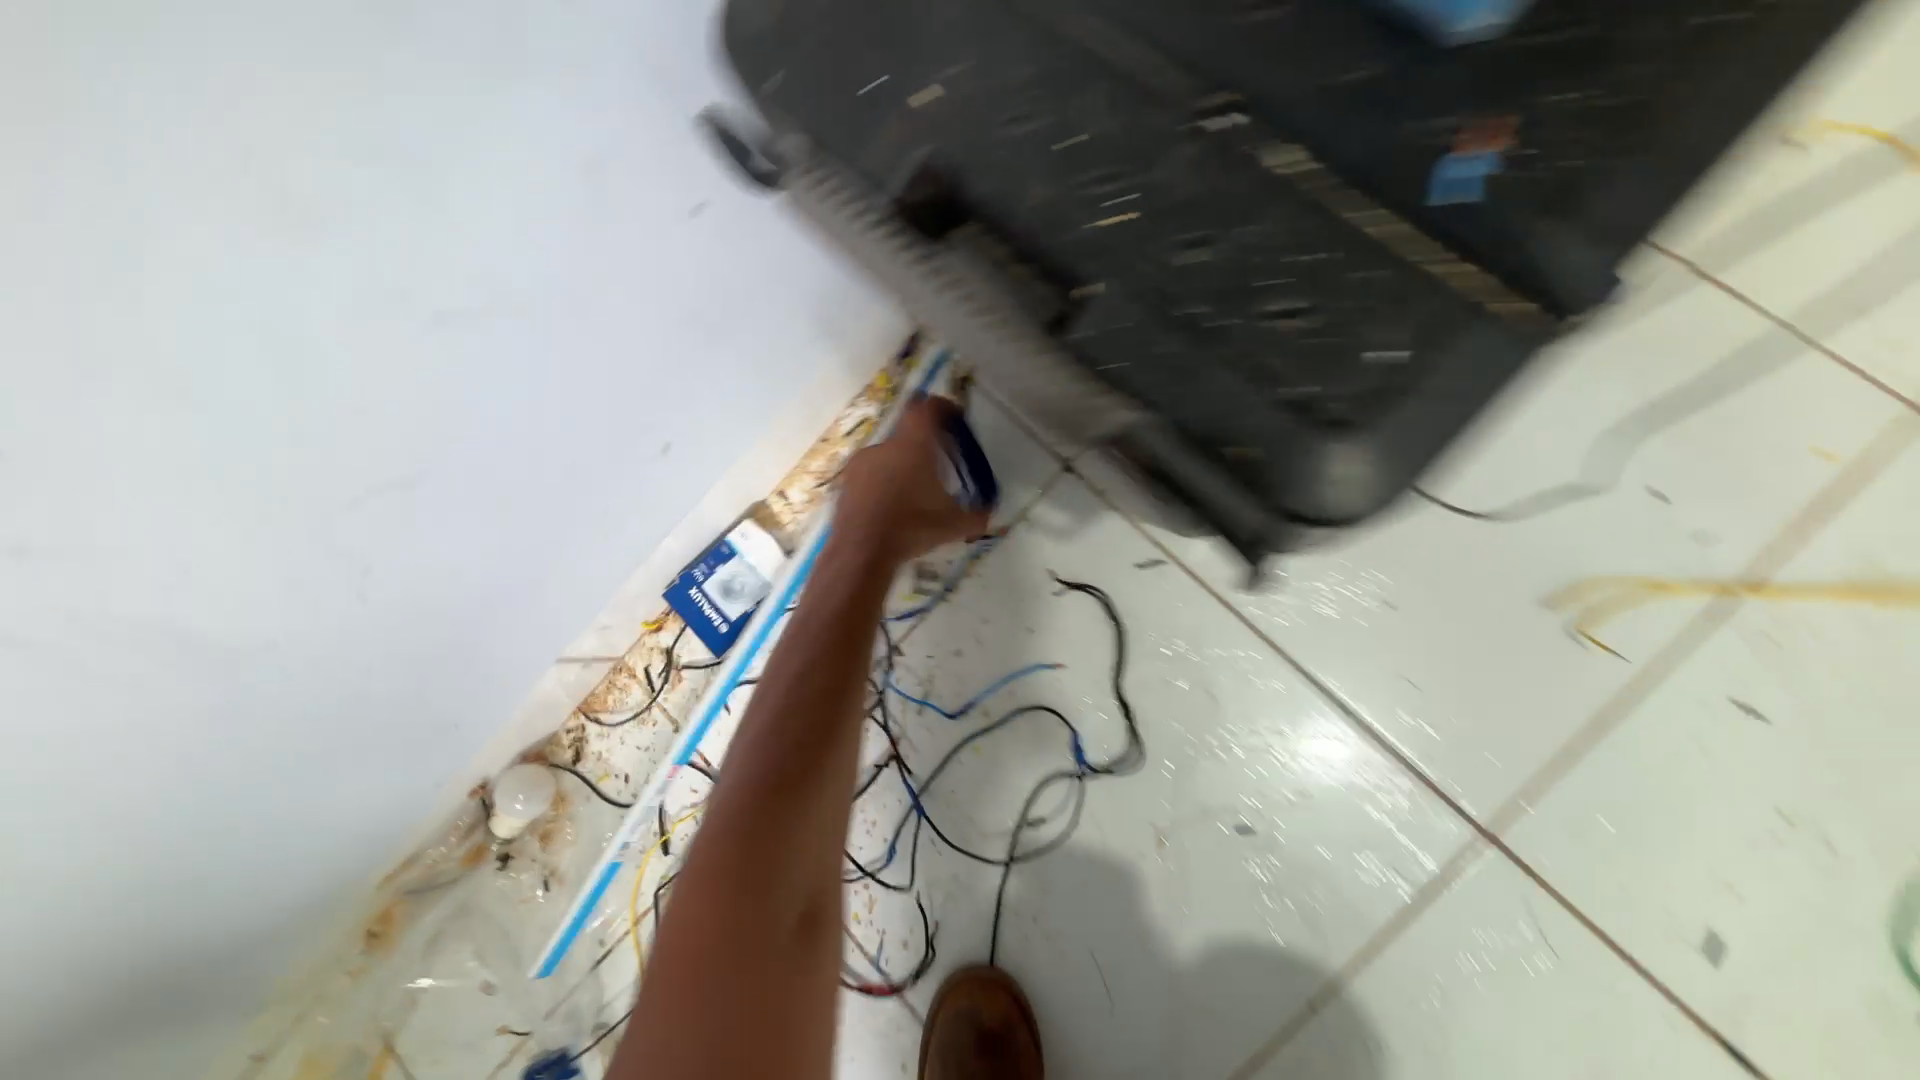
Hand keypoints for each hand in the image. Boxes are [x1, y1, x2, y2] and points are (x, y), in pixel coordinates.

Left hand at [834, 396, 992, 565]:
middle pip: (908, 431)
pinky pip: (871, 474)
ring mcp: (861, 462)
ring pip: (889, 455)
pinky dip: (884, 483)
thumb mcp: (953, 525)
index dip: (943, 407)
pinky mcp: (846, 482)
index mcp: (913, 444)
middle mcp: (885, 445)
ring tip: (914, 493)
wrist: (861, 551)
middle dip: (925, 444)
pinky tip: (892, 508)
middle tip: (939, 465)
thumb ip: (976, 516)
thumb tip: (989, 514)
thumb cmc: (912, 528)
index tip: (955, 418)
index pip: (928, 407)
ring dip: (903, 465)